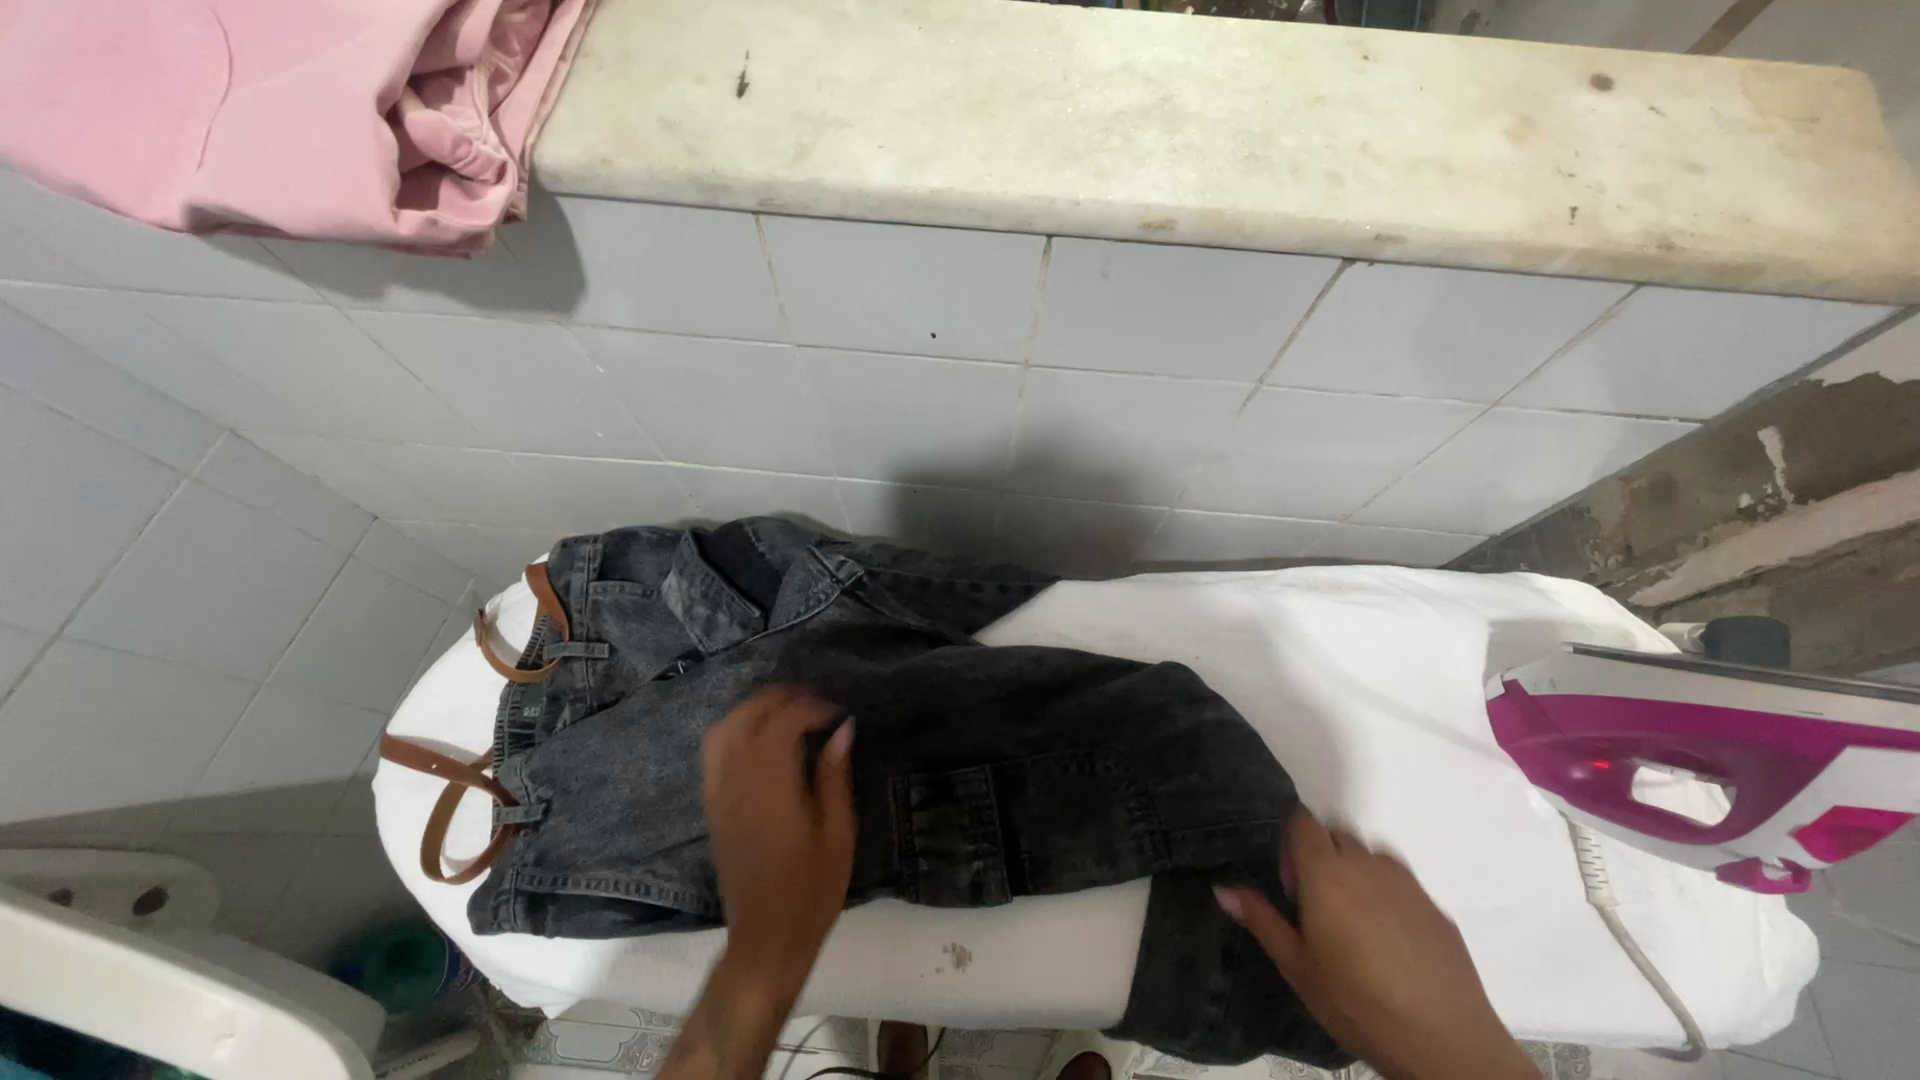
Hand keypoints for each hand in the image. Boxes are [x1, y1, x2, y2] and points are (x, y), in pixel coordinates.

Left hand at [701, 684, 856, 985]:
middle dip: (781, 697)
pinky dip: (735, 728)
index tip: (838, 713)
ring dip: (755, 708)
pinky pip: (713, 750)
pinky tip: (760, 736)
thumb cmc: (813, 890)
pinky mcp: (712, 805)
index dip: (811, 707)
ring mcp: (719, 793)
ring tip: (788, 710)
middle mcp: (738, 783)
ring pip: (725, 727)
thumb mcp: (839, 834)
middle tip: (816, 702)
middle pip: (749, 716)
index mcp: (772, 789)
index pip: (783, 724)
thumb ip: (835, 776)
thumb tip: (842, 728)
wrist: (767, 937)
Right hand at [1214, 810, 1536, 1079]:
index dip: (1290, 839)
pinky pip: (1402, 881)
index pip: (1303, 821)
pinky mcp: (1435, 906)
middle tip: (1315, 901)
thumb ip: (1261, 919)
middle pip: (1337, 831)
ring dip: (1355, 868)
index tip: (1289, 880)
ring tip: (1352, 918)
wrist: (1445, 1043)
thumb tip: (1222, 887)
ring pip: (1371, 853)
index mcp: (1326, 874)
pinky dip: (1386, 892)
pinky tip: (1388, 940)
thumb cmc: (1357, 1004)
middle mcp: (1367, 865)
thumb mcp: (1297, 966)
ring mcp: (1407, 884)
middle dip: (1321, 852)